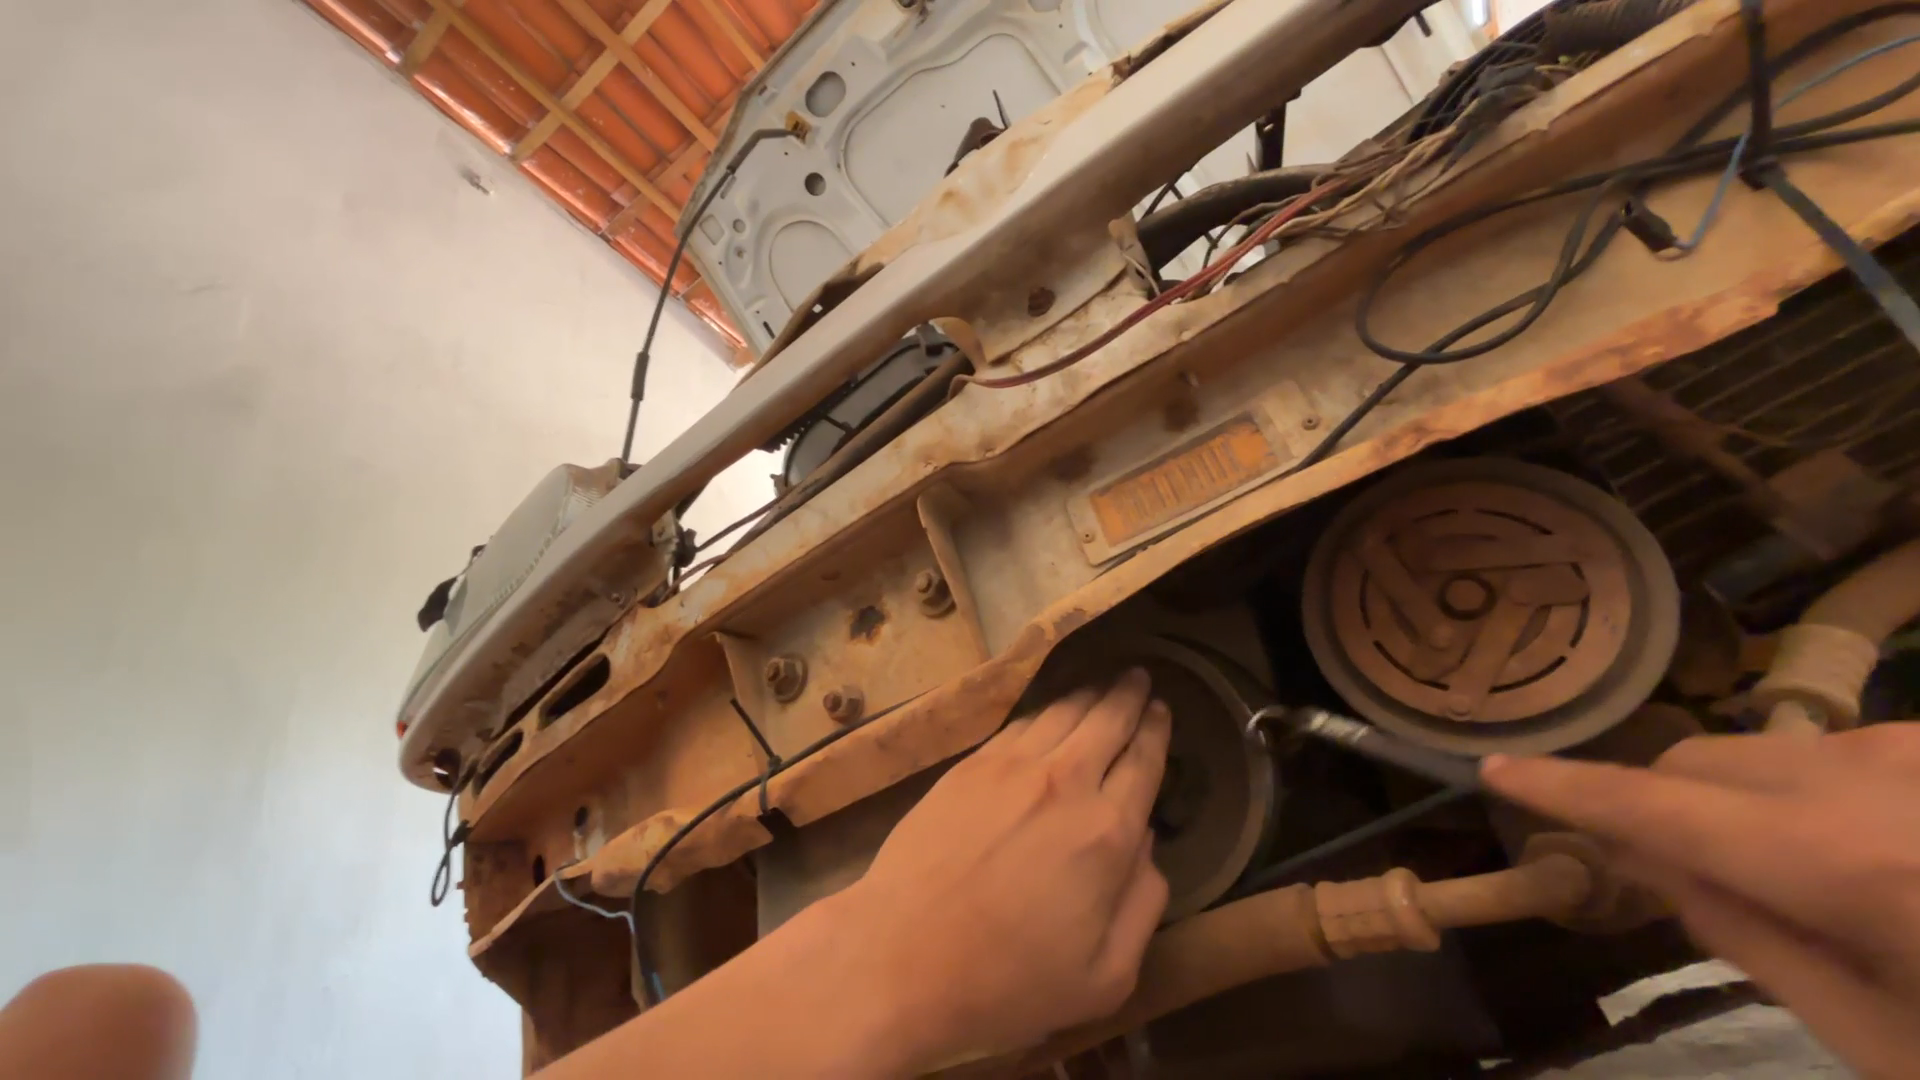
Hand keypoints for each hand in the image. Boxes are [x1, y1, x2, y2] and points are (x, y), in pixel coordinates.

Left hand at [828, 668, 1172, 1069]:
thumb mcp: (1105, 976)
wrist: (902, 955)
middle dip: (1129, 694)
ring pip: (1063, 711)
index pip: (1144, 762)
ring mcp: (1011, 767)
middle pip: (1107, 719)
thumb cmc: (1008, 979)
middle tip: (1138, 676)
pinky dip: (1044, 708)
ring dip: (1089, 692)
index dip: (1156, 730)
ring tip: (1102, 681)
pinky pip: (1019, 722)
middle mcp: (1065, 782)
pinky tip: (1049, 709)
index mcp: (1108, 832)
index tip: (1162, 708)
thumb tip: (1149, 848)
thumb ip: (1142, 905)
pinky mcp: (970, 766)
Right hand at [1481, 723, 1919, 1079]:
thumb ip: (1744, 938)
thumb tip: (1642, 863)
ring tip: (1803, 880)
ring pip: (1763, 755)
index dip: (1563, 790)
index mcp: (1845, 863)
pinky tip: (1878, 857)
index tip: (1494, 770)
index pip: (1651, 808)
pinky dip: (1811, 797)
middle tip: (1662, 867)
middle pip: (1695, 764)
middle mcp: (1873, 780)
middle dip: (1654, 804)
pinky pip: (1839, 756)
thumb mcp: (1883, 1040)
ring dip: (1737, 804)